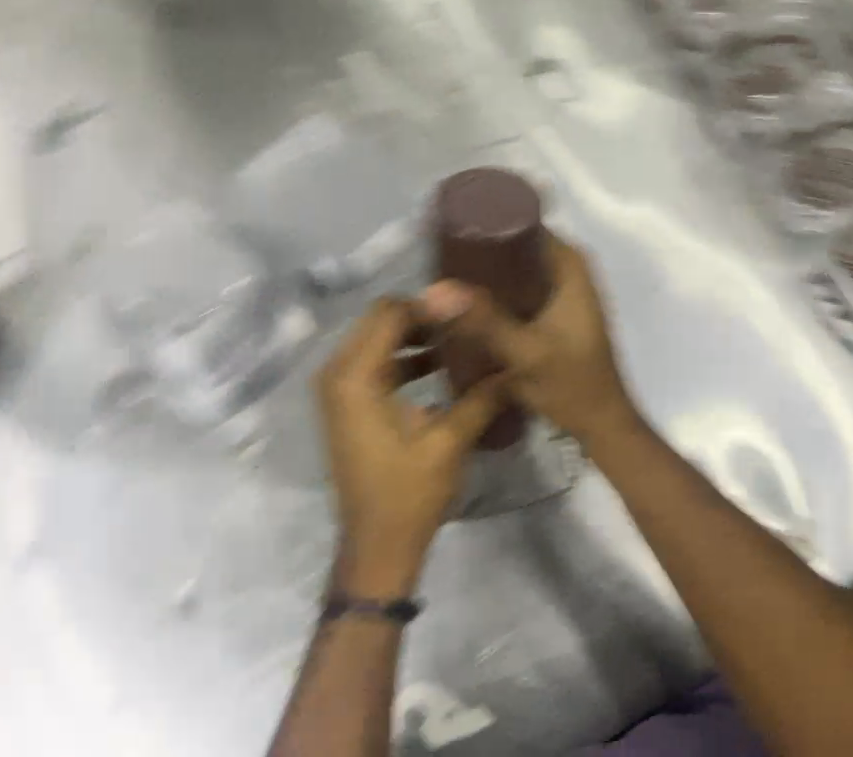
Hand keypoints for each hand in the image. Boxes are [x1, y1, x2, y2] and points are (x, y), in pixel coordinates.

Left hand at [314, 297, 506, 597]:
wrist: (376, 546)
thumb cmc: (409, 493)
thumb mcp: (450, 442)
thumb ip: (481, 396)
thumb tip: (515, 365)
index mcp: (355, 377)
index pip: (390, 313)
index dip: (429, 307)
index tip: (467, 313)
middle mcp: (337, 374)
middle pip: (380, 321)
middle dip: (422, 318)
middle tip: (465, 324)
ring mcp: (338, 390)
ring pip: (377, 340)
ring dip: (414, 338)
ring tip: (459, 343)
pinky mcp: (347, 405)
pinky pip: (374, 363)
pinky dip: (403, 358)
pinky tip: (440, 369)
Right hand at [420, 235, 640, 446]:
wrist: (602, 423)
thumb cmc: (572, 384)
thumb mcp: (525, 352)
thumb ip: (484, 321)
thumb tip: (434, 290)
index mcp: (571, 266)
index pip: (525, 222)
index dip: (488, 221)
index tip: (448, 227)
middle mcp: (571, 270)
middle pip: (518, 244)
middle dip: (481, 248)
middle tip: (437, 255)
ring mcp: (565, 292)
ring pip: (518, 268)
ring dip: (487, 271)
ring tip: (444, 275)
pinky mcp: (556, 314)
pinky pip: (521, 288)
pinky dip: (498, 291)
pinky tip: (466, 303)